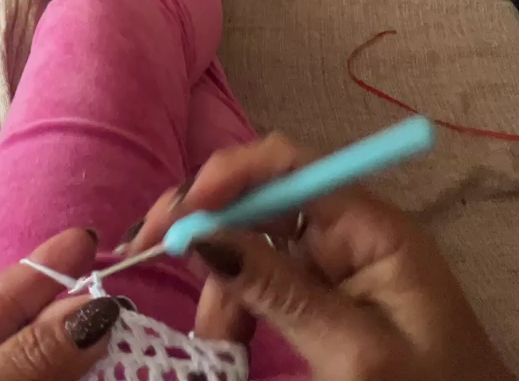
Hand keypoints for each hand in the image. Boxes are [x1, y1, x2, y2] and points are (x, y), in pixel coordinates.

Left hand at [0, 228, 121, 380]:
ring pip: (64, 373)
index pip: (5, 295)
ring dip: (99, 363)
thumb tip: (94, 308)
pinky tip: (124, 375)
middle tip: (131, 299)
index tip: (89, 237)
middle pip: (40, 335)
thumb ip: (31, 355)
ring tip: (142, 342)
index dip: (47, 266)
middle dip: (82, 319)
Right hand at [122, 134, 518, 380]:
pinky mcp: (317, 290)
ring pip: (246, 241)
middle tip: (148, 251)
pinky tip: (223, 337)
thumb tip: (199, 235)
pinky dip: (232, 303)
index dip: (225, 176)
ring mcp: (329, 259)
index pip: (284, 163)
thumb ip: (275, 289)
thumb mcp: (353, 355)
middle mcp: (344, 228)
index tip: (179, 216)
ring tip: (212, 338)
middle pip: (254, 198)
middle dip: (204, 228)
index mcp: (370, 225)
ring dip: (217, 283)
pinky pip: (256, 277)